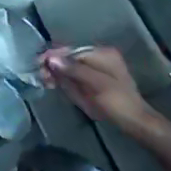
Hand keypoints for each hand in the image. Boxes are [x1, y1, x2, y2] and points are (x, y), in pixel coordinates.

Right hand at [39, 46, 154, 128]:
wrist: (132, 120)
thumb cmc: (117, 101)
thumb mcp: (96, 84)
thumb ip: (74, 70)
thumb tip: (51, 59)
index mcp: (101, 53)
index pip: (70, 50)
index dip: (52, 56)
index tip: (37, 66)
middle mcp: (97, 57)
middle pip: (67, 57)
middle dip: (52, 65)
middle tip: (41, 78)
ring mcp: (93, 69)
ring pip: (67, 66)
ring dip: (54, 73)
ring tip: (45, 82)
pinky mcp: (90, 80)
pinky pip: (71, 75)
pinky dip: (61, 79)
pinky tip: (53, 84)